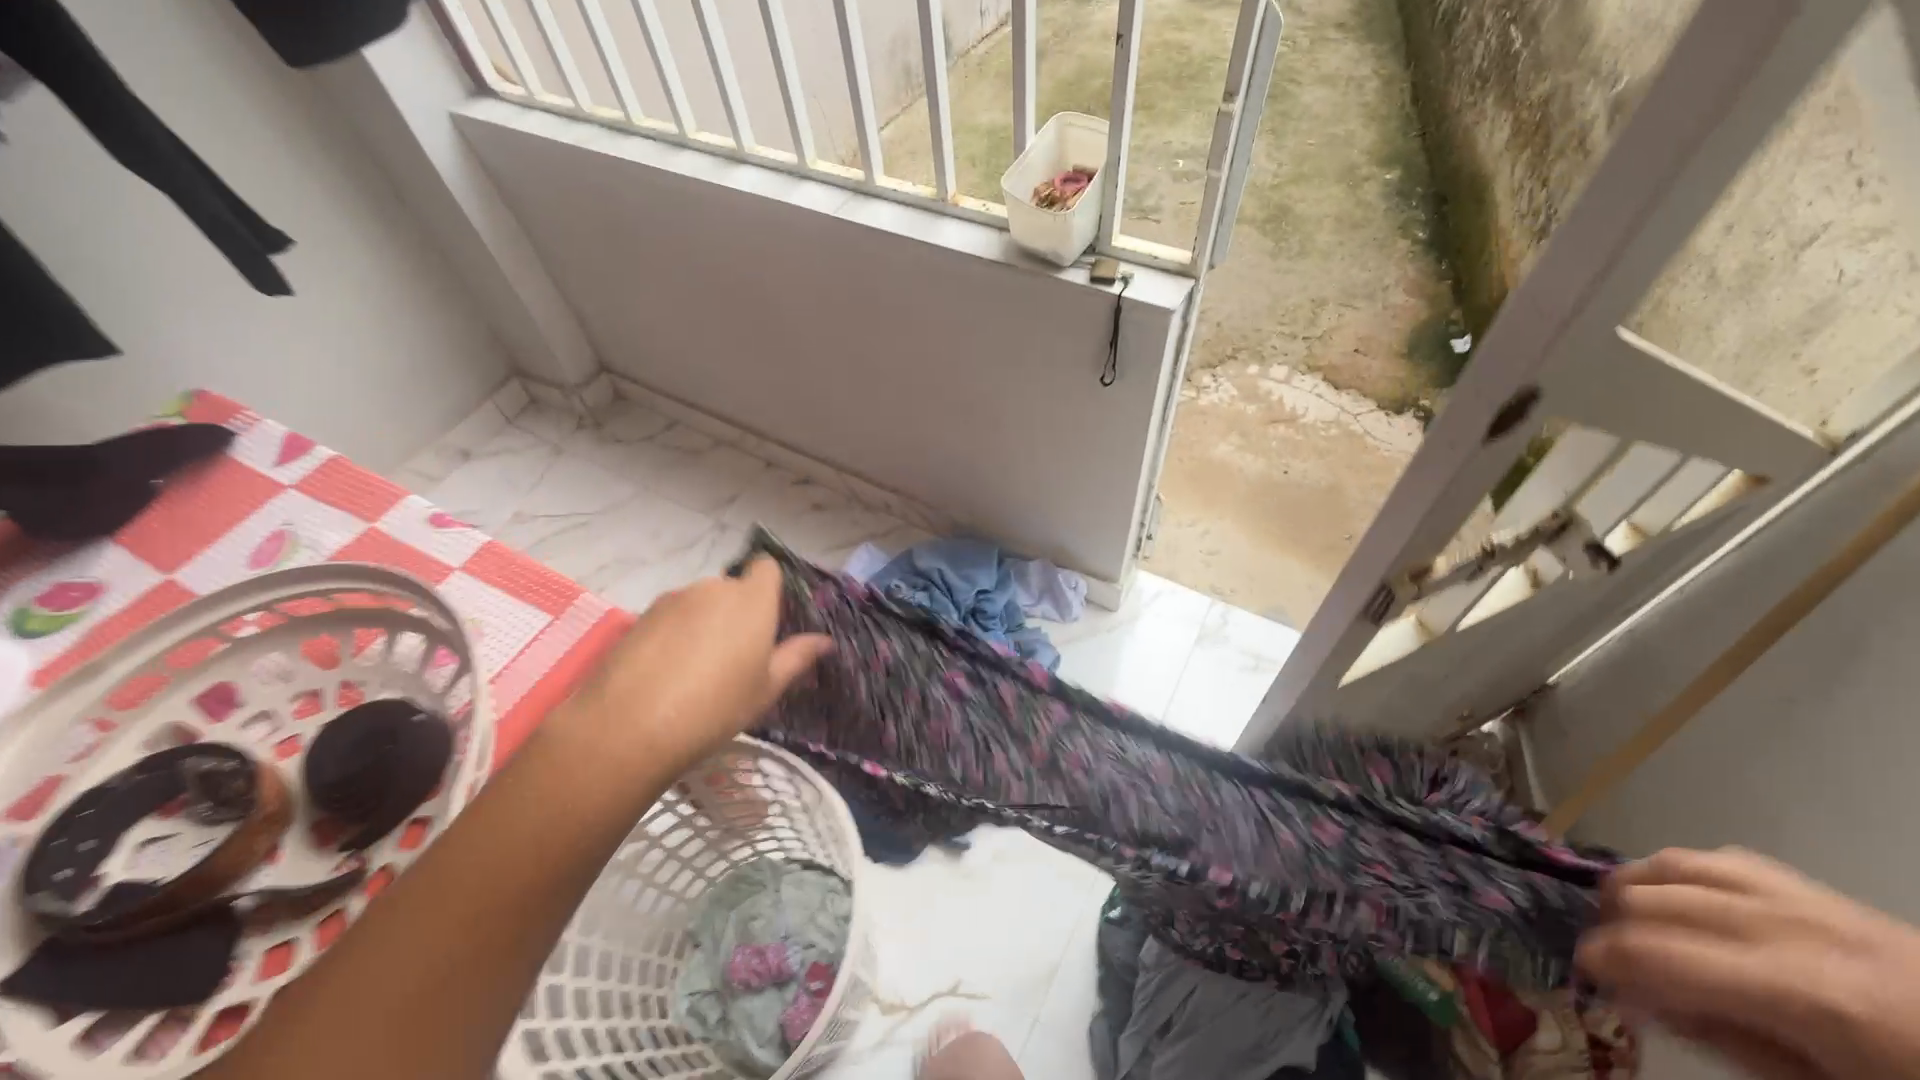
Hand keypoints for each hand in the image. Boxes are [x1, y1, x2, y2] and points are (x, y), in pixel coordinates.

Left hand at [553, 556, 830, 776]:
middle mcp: (713, 588)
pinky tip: (667, 674)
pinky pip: (670, 618)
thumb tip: (825, 640)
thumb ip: (797, 657)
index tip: (770, 622)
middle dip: (737, 612)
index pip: (767, 567)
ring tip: (697, 672)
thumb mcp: (766, 688)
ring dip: (704, 624)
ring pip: (699, 604)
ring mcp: (672, 599)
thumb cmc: (716, 707)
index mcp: (752, 600)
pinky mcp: (640, 616)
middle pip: (732, 588)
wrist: (630, 726)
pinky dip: (674, 636)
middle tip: (736, 658)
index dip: (770, 588)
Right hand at [1577, 847, 1919, 1079]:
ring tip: (1623, 921)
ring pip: (1673, 865)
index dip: (1599, 959)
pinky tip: (1674, 898)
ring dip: (1631, 890)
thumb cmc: (1898, 1079)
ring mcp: (1800, 896)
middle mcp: (1786, 927)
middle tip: (1606, 961)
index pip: (1652, 951)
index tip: (1586, 977)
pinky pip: (1719, 857)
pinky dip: (1678, 873)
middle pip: (1650, 900)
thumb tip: (1641, 999)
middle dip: (1608, 927)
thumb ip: (1721, 1037)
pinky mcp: (1812, 885)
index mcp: (1795, 992)